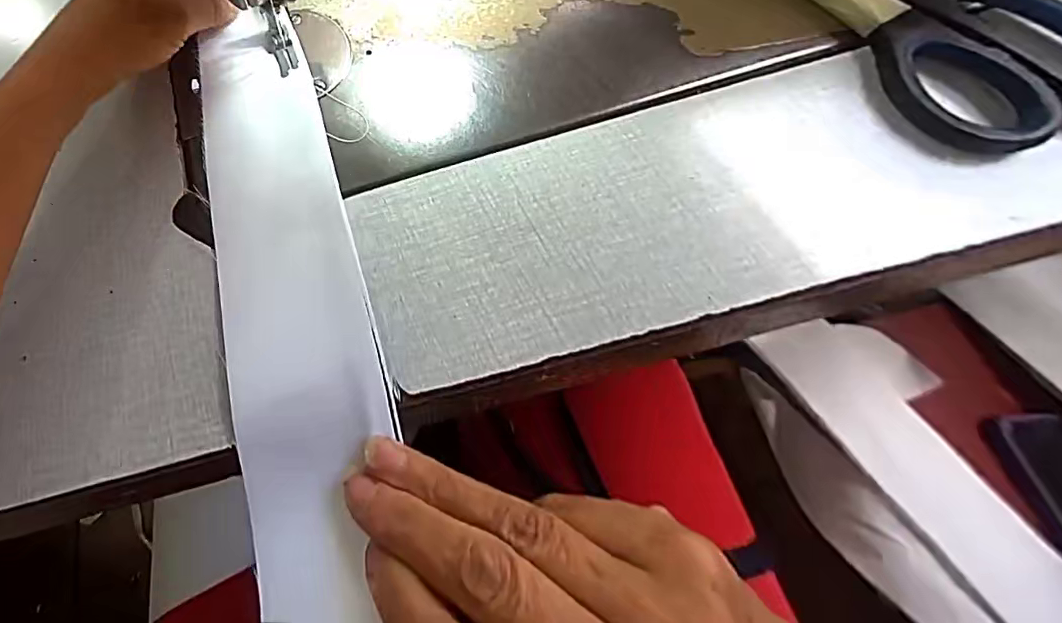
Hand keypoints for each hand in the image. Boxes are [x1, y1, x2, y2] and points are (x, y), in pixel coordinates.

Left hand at [26, 0, 236, 97]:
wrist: (73, 65)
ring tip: (176, 35)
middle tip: (205, 20)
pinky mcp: (120, 4)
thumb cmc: (113, 34)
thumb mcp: (182, 19)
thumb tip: (227, 4)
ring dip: (183, 13)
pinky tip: (161, 41)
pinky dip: (165, 24)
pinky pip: (156, 7)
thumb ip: (214, 6)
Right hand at [345, 437, 778, 622]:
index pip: (489, 596)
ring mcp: (676, 578)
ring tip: (409, 466)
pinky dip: (533, 510)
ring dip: (462, 487)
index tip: (371, 533)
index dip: (417, 559)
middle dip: (425, 504)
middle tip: (371, 473)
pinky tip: (495, 505)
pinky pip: (584, 509)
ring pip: (539, 512)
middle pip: (508, 545)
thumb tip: (414, 577)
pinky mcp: (689, 546)